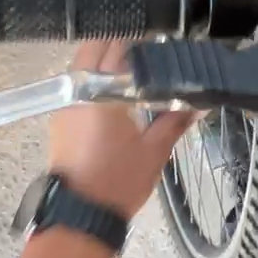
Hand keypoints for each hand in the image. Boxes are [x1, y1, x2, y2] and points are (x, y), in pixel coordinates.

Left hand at [48, 41, 195, 216]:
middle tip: (147, 57)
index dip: (143, 43)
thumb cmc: (117, 183)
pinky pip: (77, 84)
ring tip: (133, 75)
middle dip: (121, 46)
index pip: (120, 49)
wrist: (81, 214)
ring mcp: (65, 103)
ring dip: (105, 61)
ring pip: (83, 64)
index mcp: (102, 93)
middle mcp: (78, 91)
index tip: (161, 47)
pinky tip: (114, 95)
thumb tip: (196, 105)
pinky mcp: (60, 118)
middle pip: (96, 47)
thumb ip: (174, 121)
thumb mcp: (154, 151)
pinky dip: (94, 80)